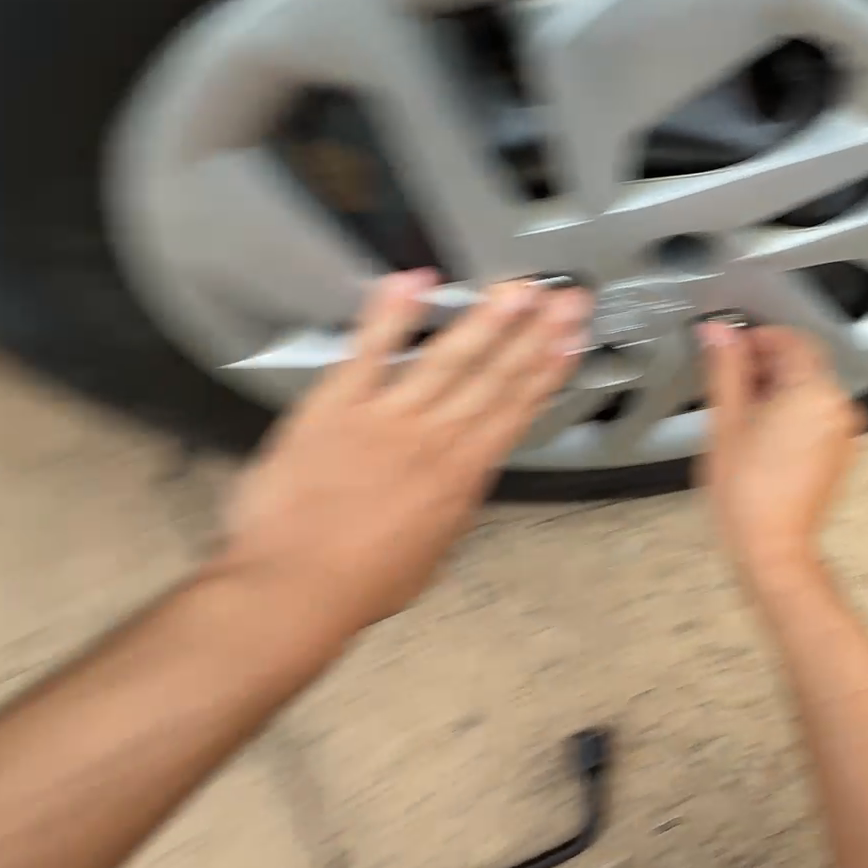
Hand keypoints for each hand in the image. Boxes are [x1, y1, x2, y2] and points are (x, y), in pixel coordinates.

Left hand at [214, 270, 590, 630]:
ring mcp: (387, 417)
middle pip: (498, 376)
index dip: (550, 369)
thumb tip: (467, 471)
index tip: (572, 337)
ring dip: (487, 320)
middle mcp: (438, 436)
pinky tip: (414, 281)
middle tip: (566, 298)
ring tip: (518, 288)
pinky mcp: (334, 408)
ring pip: (447, 360)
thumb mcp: (438, 544)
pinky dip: (389, 316)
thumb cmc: (370, 578)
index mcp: (466, 471)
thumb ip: (457, 498)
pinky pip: (366, 353)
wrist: (295, 585)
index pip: (519, 408)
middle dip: (538, 333)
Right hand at [698, 322, 866, 572]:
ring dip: (778, 390)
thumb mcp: (727, 420)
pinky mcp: (840, 455)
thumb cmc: (748, 492)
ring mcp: (844, 433)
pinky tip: (762, 435)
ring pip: (810, 392)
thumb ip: (726, 368)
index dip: (757, 338)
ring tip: (742, 413)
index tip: (730, 349)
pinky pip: (818, 419)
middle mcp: (839, 407)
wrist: (772, 547)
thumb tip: (718, 333)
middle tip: (730, 382)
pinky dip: (793, 415)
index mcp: (814, 391)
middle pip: (804, 365)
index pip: (791, 339)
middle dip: (767, 365)